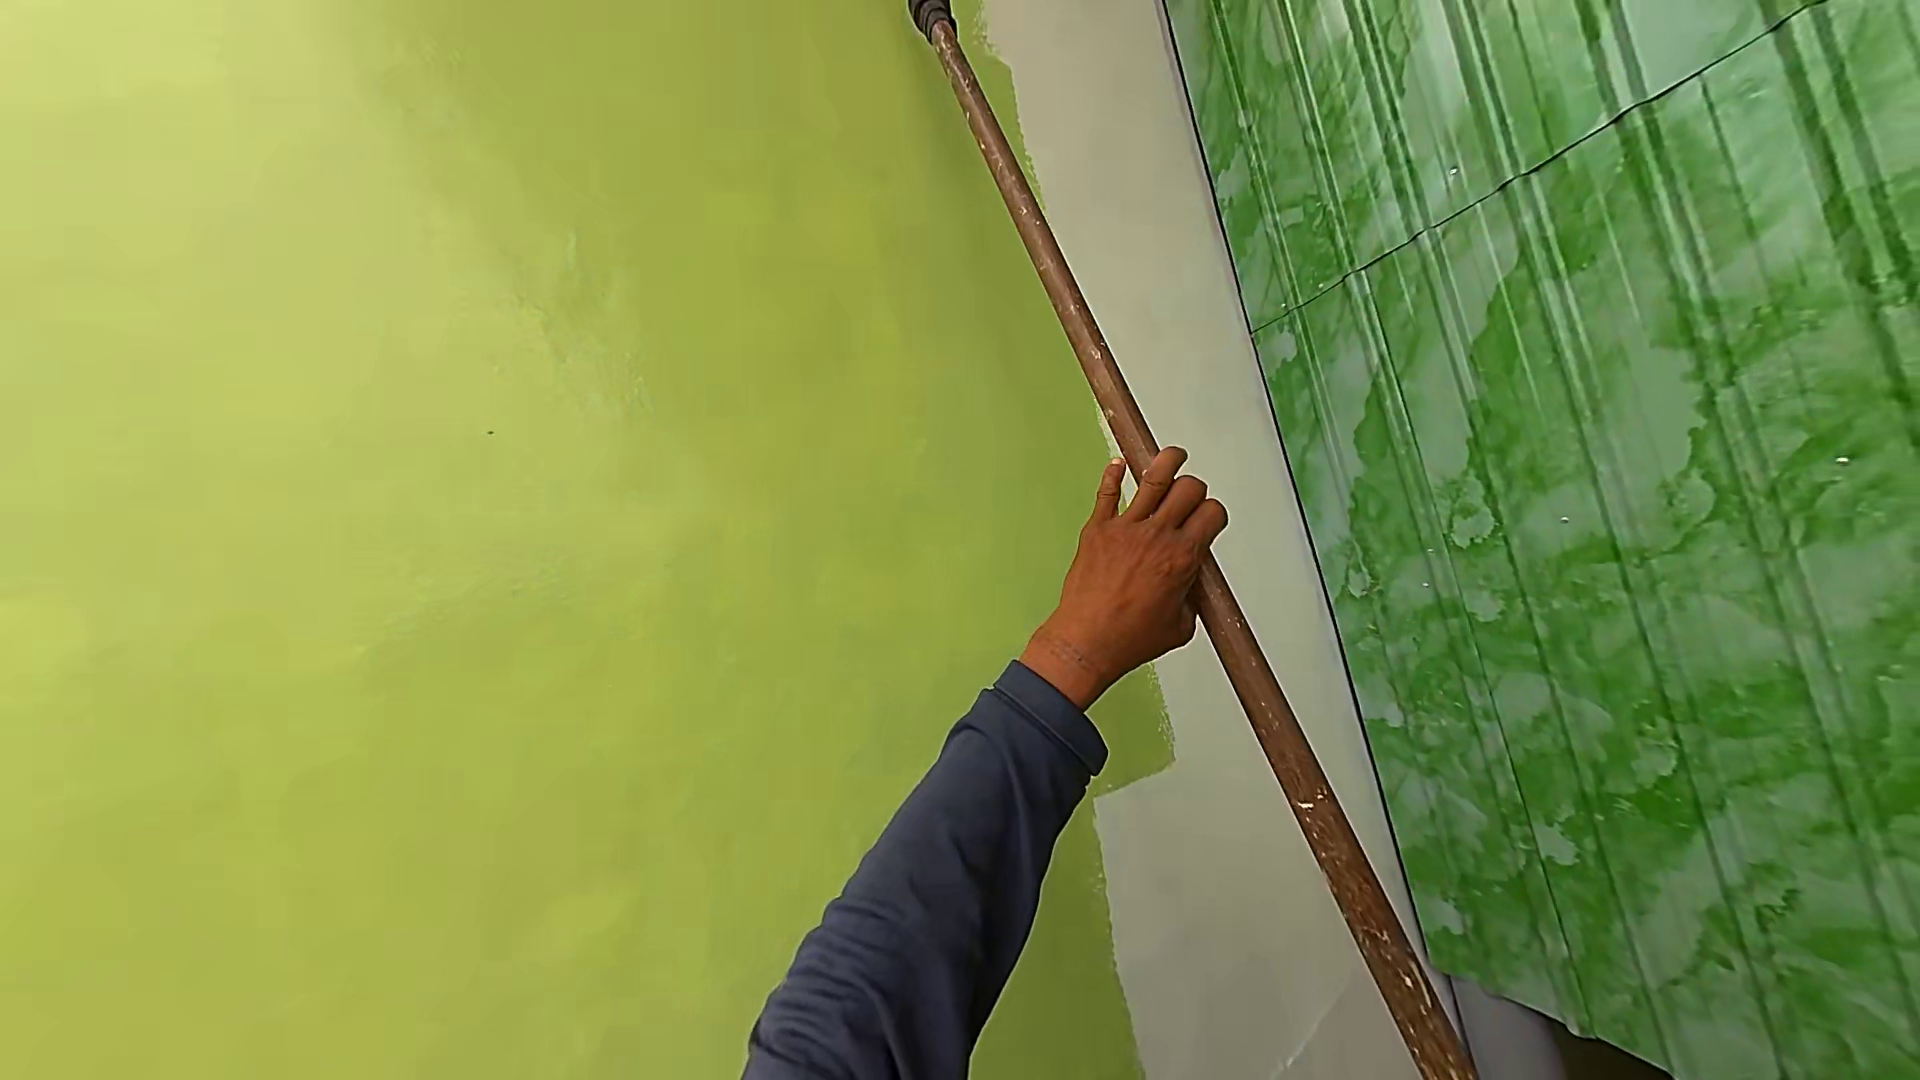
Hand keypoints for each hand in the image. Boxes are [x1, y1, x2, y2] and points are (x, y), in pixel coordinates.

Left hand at [1020, 447, 1227, 709]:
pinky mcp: (1096, 529)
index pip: (1212, 513)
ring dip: (1167, 461)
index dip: (1213, 513)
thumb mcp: (1181, 624)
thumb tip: (1187, 580)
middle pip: (1188, 488)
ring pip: (1152, 479)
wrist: (1086, 641)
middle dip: (1194, 488)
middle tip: (1189, 493)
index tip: (1208, 518)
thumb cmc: (1130, 638)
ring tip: (1173, 454)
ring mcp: (1124, 528)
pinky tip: (1119, 464)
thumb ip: (1191, 595)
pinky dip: (1113, 474)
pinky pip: (1106, 493)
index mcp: (1182, 557)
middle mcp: (1156, 536)